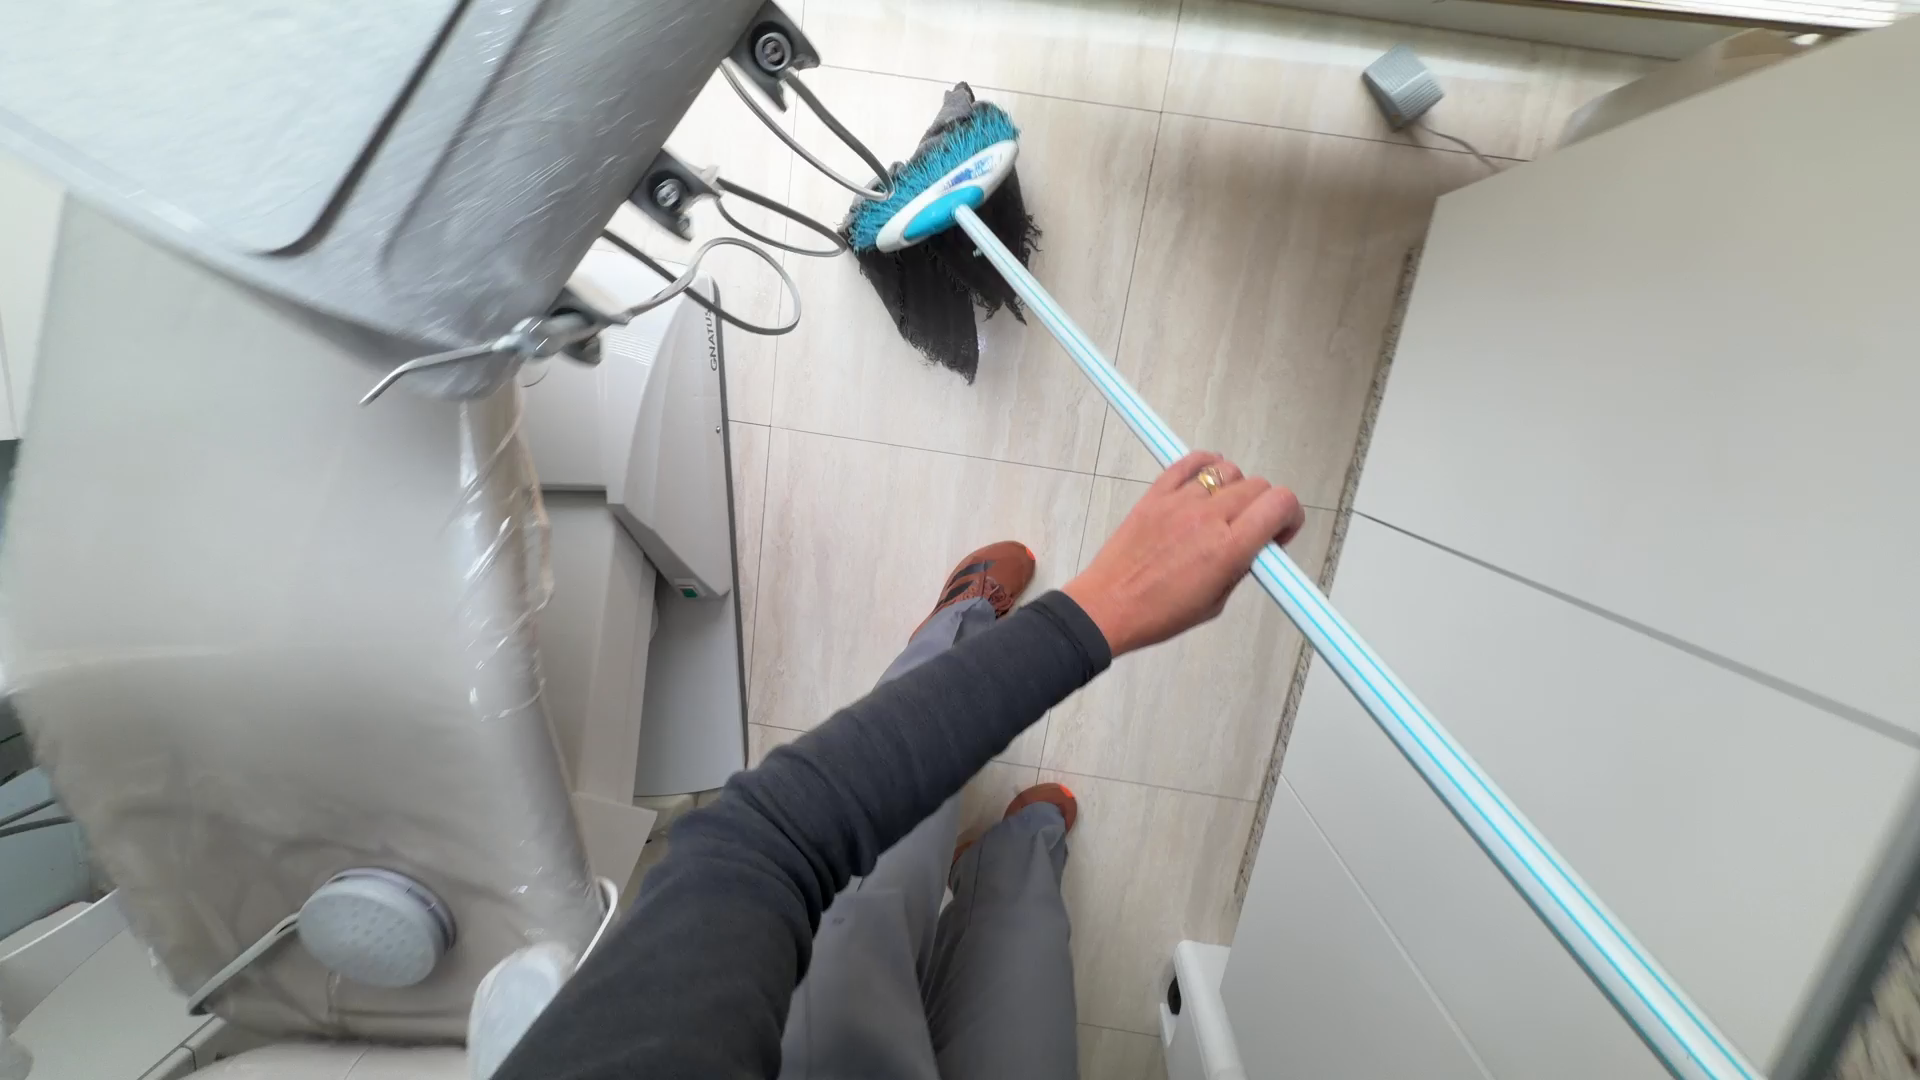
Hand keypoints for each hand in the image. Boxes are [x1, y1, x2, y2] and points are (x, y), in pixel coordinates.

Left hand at [1063, 452, 1303, 656]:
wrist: (1107, 606)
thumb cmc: (1159, 613)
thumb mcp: (1215, 603)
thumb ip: (1239, 567)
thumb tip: (1253, 546)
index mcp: (1228, 549)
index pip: (1280, 504)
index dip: (1290, 516)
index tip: (1279, 533)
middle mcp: (1207, 518)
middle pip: (1258, 486)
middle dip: (1264, 505)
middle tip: (1251, 527)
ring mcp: (1178, 502)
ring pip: (1226, 470)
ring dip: (1234, 487)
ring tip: (1222, 509)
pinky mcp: (1154, 496)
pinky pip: (1187, 462)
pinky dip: (1204, 463)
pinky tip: (1205, 478)